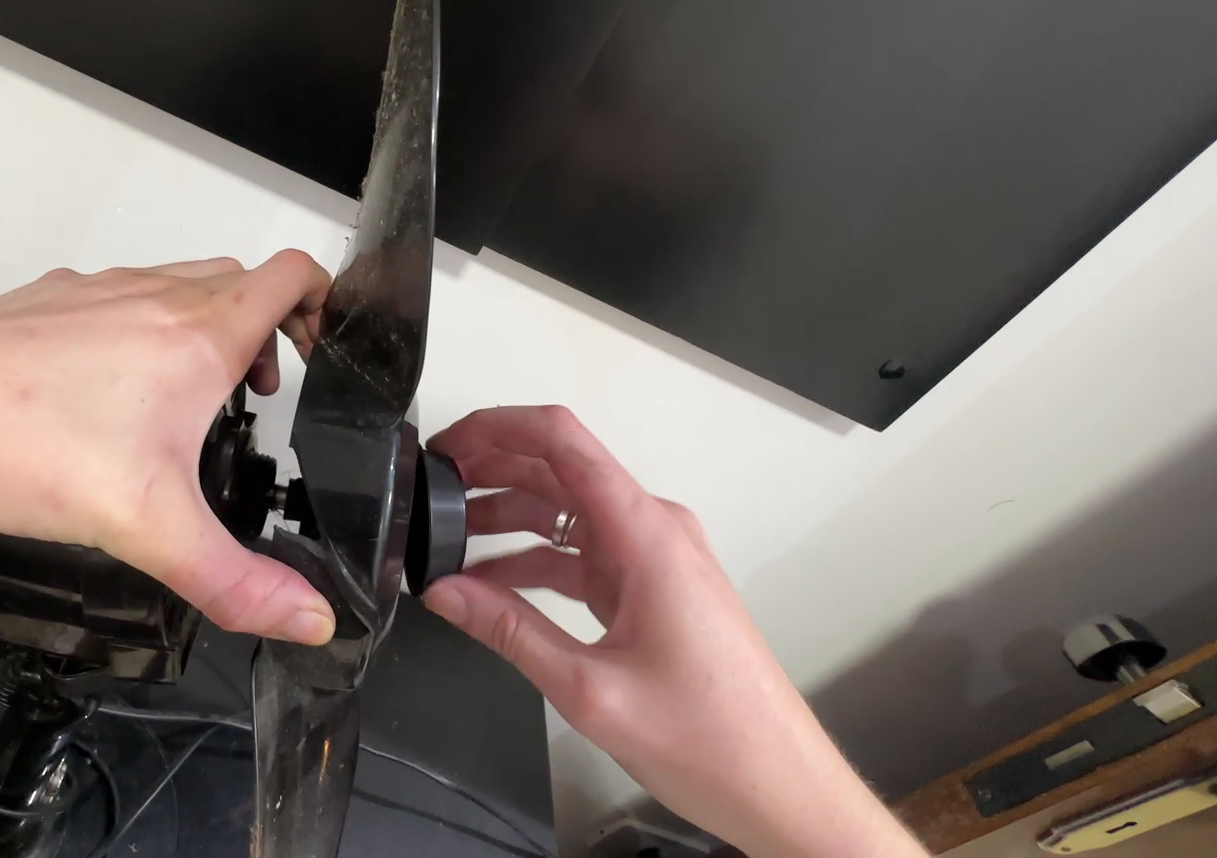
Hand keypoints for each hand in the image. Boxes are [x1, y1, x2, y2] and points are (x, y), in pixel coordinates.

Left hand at [0, 252, 337, 644]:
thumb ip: (237, 580)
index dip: (325, 302)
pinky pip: (125, 292)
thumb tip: (308, 617)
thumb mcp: (149, 528)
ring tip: (191, 391)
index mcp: (199, 334)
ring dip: (210, 323)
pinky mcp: (53, 298)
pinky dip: (148, 321)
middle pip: (244, 281)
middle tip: (257, 391)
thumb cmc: (27, 448)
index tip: (320, 350)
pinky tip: (112, 382)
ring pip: (185, 282)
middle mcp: (156, 295)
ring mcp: (100, 289)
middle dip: (269, 328)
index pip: (293, 276)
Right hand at [422, 407, 923, 856]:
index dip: (499, 426)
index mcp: (644, 532)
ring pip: (564, 508)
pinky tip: (488, 578)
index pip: (563, 441)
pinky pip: (578, 550)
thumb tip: (442, 592)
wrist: (783, 788)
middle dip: (491, 466)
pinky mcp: (646, 581)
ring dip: (506, 512)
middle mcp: (650, 527)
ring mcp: (649, 553)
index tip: (449, 442)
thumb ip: (510, 631)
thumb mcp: (591, 690)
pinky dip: (531, 555)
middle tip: (432, 484)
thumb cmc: (709, 739)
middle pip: (557, 467)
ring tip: (446, 528)